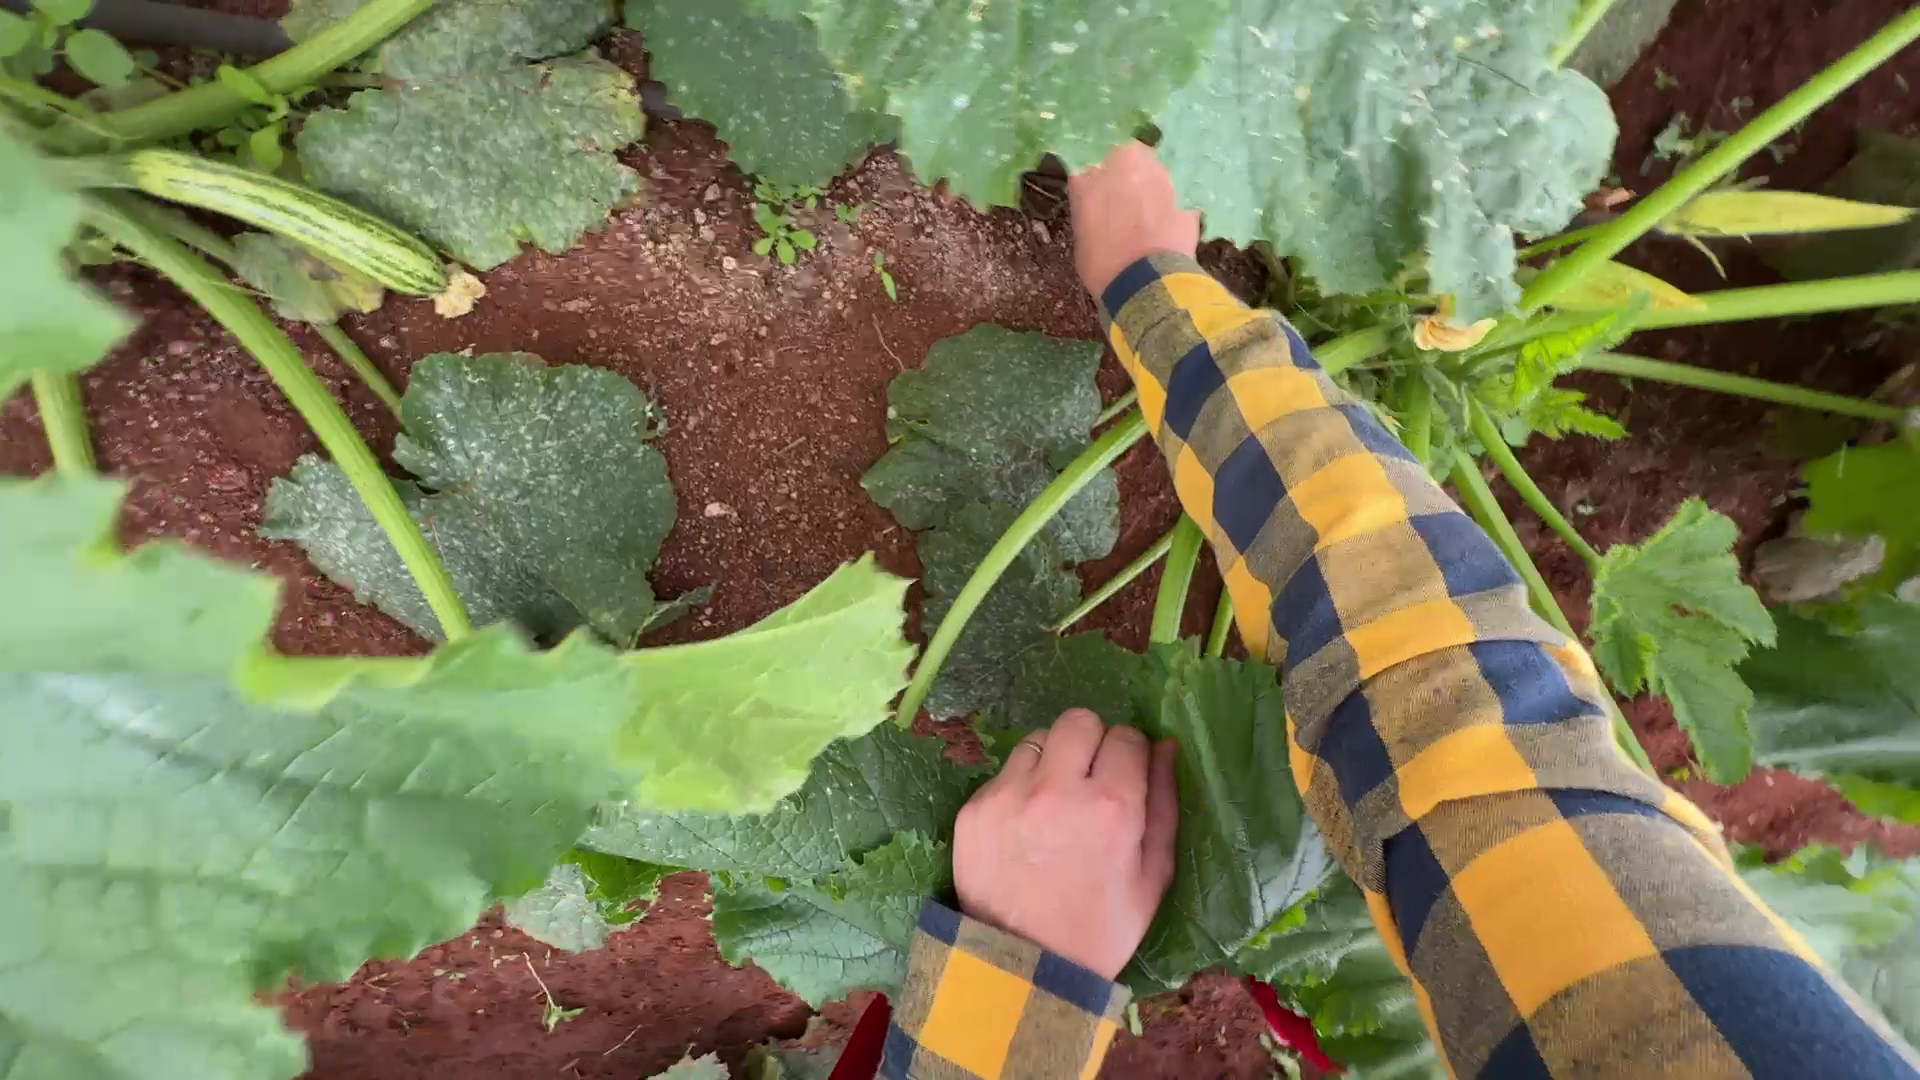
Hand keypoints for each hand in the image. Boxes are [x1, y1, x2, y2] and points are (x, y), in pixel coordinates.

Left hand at [953, 709, 1178, 978]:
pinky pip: (1004, 772)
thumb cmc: (1101, 927)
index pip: (1126, 735)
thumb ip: (1165, 803)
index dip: (1130, 754)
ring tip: (1053, 803)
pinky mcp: (973, 807)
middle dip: (1091, 741)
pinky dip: (1018, 788)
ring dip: (1052, 761)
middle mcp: (1057, 790)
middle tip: (1089, 778)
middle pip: (1078, 720)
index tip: (1125, 776)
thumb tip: (1166, 744)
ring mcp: (1008, 795)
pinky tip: (1024, 825)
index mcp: (1111, 807)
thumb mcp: (1152, 876)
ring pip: (1038, 739)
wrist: (1022, 970)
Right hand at [1067, 141, 1201, 297]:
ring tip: (1149, 218)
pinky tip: (1167, 230)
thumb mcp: (1083, 241)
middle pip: (1126, 158)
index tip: (1097, 203)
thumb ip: (1088, 212)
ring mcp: (1158, 175)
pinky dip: (1172, 207)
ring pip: (1153, 170)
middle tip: (1126, 203)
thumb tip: (1096, 208)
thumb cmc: (1103, 268)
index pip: (1088, 172)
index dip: (1095, 188)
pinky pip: (1174, 195)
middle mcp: (1124, 166)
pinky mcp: (1184, 191)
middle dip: (1126, 174)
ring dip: (1151, 187)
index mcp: (1089, 181)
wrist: (1146, 282)